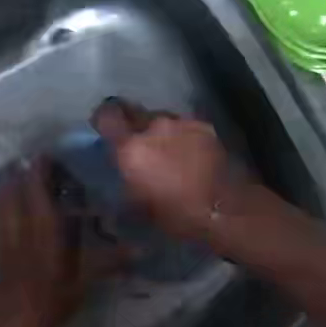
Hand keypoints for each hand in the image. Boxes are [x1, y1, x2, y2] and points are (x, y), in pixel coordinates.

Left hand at [0, 157, 108, 326]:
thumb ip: (112, 260)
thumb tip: (144, 249)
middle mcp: (20, 222)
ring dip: (12, 182)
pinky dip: (2, 201)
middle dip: (28, 170)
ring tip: (25, 176)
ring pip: (2, 197)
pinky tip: (10, 203)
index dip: (43, 166)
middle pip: (17, 185)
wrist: (10, 326)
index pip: (37, 184)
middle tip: (45, 164)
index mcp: (44, 224)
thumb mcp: (86, 279)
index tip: (55, 154)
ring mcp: (4, 234)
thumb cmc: (51, 299)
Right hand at [91, 98, 248, 242]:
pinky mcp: (204, 125)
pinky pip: (185, 126)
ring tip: (168, 150)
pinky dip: (183, 135)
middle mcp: (153, 127)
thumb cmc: (177, 214)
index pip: (107, 116)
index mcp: (131, 148)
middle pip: (135, 113)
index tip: (102, 125)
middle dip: (133, 125)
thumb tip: (124, 176)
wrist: (223, 207)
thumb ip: (127, 183)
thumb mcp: (140, 206)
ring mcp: (181, 123)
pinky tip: (191, 152)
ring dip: (160, 131)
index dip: (102, 118)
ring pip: (162, 119)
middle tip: (137, 142)